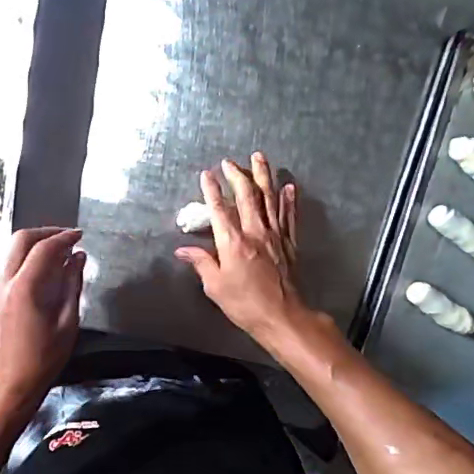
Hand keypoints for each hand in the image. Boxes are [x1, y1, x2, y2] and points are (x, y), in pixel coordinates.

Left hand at [0, 227, 85, 403]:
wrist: (12, 382)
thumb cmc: (43, 358)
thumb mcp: (67, 321)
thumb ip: (72, 284)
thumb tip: (78, 258)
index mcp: (25, 287)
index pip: (44, 248)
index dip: (64, 237)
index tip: (80, 236)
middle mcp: (6, 282)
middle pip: (22, 239)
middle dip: (46, 232)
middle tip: (68, 238)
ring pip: (13, 249)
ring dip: (37, 244)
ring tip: (61, 252)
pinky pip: (11, 264)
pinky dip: (29, 257)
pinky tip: (47, 269)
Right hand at [176, 153, 313, 346]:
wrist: (282, 316)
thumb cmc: (244, 304)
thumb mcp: (215, 286)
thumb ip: (201, 263)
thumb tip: (183, 249)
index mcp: (233, 243)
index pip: (220, 209)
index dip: (211, 190)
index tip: (206, 175)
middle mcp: (255, 232)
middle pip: (247, 196)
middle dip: (237, 175)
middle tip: (230, 162)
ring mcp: (275, 235)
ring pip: (269, 199)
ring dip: (264, 176)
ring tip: (259, 158)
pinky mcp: (290, 243)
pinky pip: (289, 215)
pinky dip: (288, 199)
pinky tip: (288, 186)